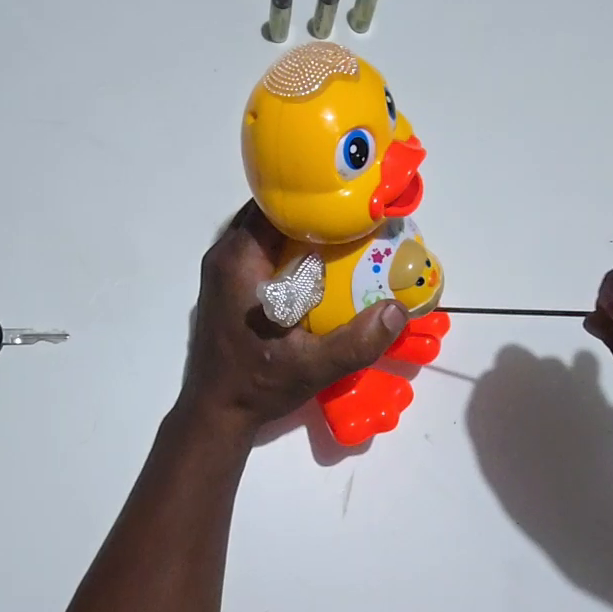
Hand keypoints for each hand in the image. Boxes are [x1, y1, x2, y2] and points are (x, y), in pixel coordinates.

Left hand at [180, 203, 407, 432]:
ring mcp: (224, 272)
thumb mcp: (310, 367)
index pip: (279, 202)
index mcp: (240, 260)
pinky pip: (263, 255)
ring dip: (304, 234)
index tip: (356, 202)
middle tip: (358, 220)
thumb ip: (355, 342)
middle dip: (316, 213)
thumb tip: (398, 312)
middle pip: (275, 213)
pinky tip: (320, 270)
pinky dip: (291, 254)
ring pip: (268, 232)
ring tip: (345, 240)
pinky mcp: (227, 289)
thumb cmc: (255, 386)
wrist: (214, 415)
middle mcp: (226, 256)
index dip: (319, 196)